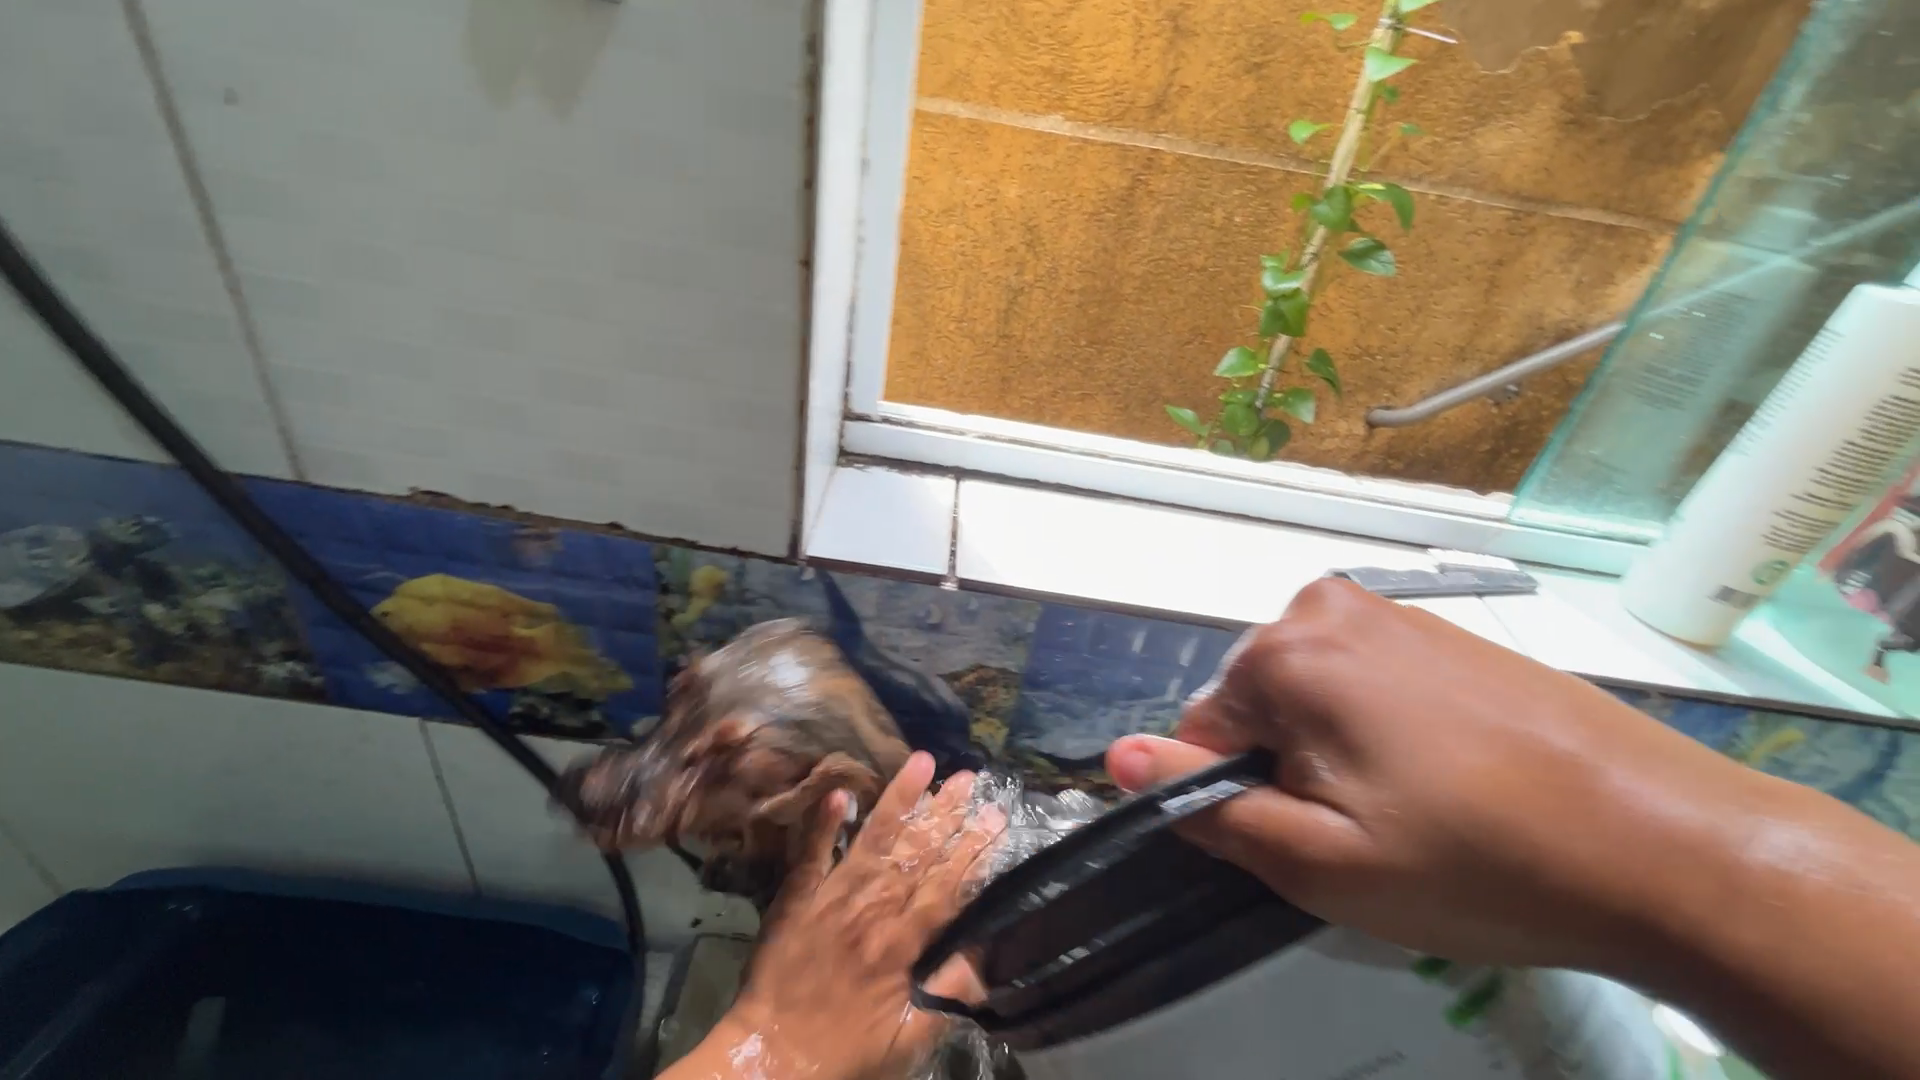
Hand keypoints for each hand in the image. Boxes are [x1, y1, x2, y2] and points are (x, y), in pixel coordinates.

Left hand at [697, 753, 1003, 1079]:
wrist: (768, 1057)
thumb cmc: (846, 1053)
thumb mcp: (909, 1040)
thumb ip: (950, 996)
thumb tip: (987, 955)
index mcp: (900, 944)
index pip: (945, 886)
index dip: (973, 850)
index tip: (996, 815)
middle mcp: (870, 910)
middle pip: (915, 852)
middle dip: (946, 813)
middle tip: (969, 776)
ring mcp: (832, 897)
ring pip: (873, 839)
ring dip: (900, 799)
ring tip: (922, 761)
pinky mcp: (798, 897)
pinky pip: (813, 853)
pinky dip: (824, 822)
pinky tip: (839, 791)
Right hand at [1104, 578, 1771, 973]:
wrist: (1671, 845)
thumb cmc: (1476, 861)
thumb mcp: (1320, 860)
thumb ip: (1207, 805)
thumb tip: (1117, 757)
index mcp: (1284, 653)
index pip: (1202, 731)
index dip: (1242, 795)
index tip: (1309, 837)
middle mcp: (1323, 607)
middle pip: (1256, 704)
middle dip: (1287, 766)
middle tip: (1366, 827)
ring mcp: (1390, 610)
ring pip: (1310, 692)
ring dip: (1334, 748)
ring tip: (1413, 804)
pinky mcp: (1441, 626)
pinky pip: (1365, 678)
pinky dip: (1379, 726)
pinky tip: (1447, 774)